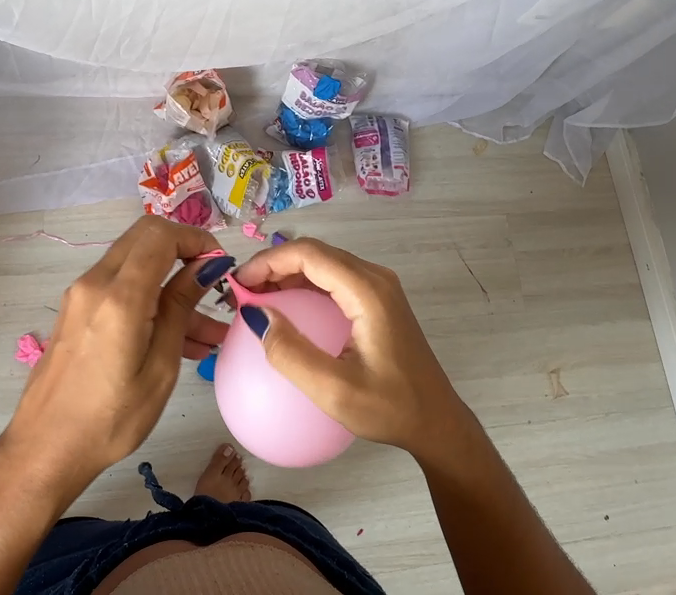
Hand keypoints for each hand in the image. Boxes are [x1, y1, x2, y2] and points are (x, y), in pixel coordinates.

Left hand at [0, 217, 233, 489]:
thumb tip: (206, 265)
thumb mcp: (160, 367)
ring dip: (171, 281)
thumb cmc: (110, 419)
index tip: (220, 264)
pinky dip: (151, 298)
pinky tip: (181, 339)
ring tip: (210, 330)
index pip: (160, 236)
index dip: (195, 239)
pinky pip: (120, 287)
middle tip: (212, 283)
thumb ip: (181, 307)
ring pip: (135, 265)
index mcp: (119, 296)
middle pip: (144, 237)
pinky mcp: (77, 311)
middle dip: (183, 251)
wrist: (44, 451)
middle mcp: (95, 283)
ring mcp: (81, 295)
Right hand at [232, 237, 471, 460]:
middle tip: (241, 292)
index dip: (268, 260)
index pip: (309, 254)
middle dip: (273, 264)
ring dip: (287, 273)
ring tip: (255, 299)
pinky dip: (304, 286)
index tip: (238, 283)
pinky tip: (285, 311)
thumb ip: (292, 353)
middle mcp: (375, 278)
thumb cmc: (391, 409)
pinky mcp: (378, 301)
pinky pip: (334, 280)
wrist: (437, 422)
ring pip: (324, 263)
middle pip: (315, 252)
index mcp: (368, 291)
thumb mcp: (335, 391)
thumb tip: (256, 316)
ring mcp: (379, 288)